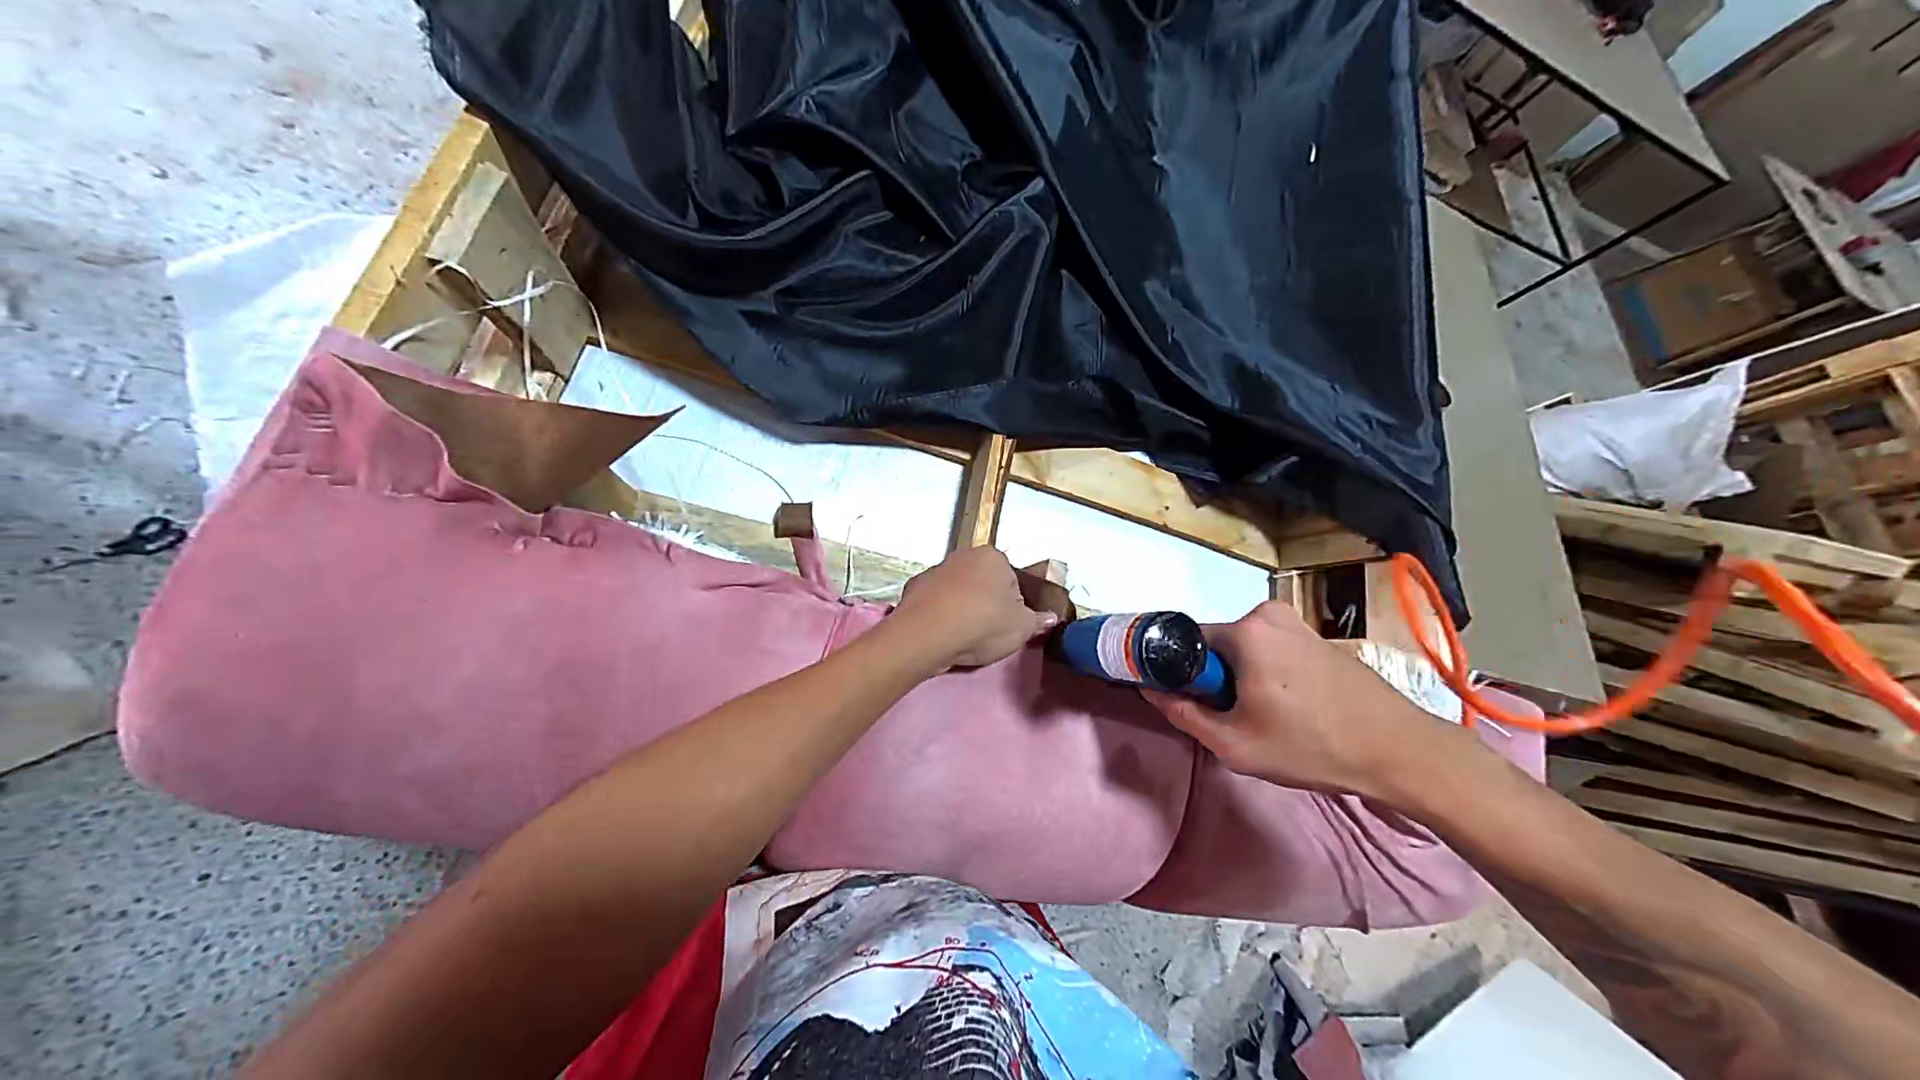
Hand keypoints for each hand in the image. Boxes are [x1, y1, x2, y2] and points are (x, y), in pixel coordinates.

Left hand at [891, 546, 1059, 668]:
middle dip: (986, 602)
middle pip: (983, 582)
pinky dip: (938, 614)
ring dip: (961, 607)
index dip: (1013, 605)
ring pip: (957, 591)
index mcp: (994, 557)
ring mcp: (936, 569)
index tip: (1008, 624)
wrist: (927, 634)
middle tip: (987, 632)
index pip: (1012, 580)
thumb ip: (1038, 620)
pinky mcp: (914, 588)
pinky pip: (935, 602)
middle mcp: (963, 555)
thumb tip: (1050, 617)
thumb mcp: (1022, 628)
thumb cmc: (982, 624)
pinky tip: (941, 634)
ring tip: (962, 636)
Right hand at [1140, 600, 1471, 801]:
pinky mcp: (1317, 637)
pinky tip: (1291, 708)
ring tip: (1267, 717)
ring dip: (1242, 678)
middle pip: (1216, 646)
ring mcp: (1297, 623)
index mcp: (1245, 630)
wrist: (1401, 751)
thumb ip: (1183, 714)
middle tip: (1236, 719)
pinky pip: (1270, 650)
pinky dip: (1267, 675)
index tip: (1195, 705)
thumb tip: (1150, 690)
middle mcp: (1269, 614)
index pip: (1186, 644)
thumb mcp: (1235, 744)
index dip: (1183, 676)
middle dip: (1216, 679)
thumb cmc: (1312, 747)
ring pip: (1243, 650)